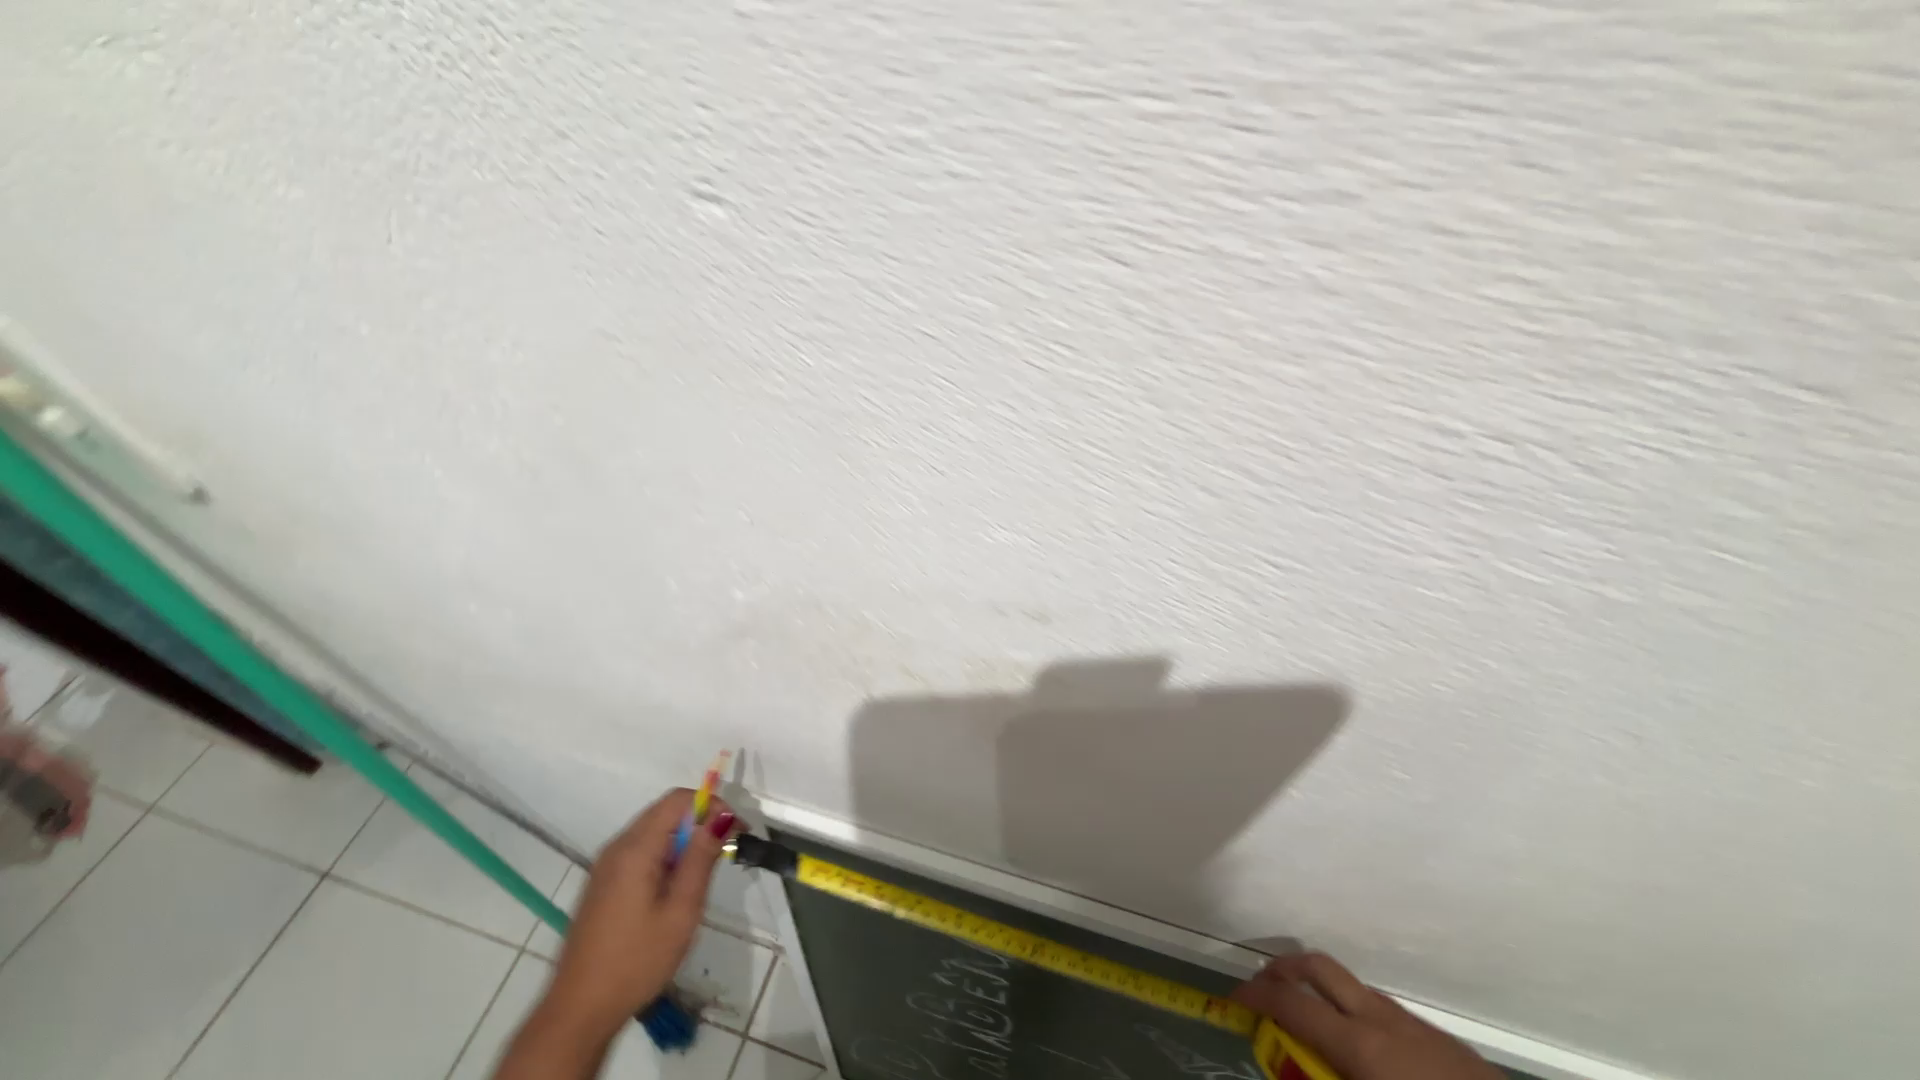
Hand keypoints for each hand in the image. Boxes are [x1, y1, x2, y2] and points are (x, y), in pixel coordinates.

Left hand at [545, 788, 737, 1034]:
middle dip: (700, 824)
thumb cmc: (637, 960)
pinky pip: (640, 853)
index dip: (711, 806)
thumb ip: (701, 858)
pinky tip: (674, 893)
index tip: (736, 832)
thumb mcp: (681, 910)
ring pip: (653, 833)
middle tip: (725, 855)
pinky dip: (665, 858)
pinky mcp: (603, 884)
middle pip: (664, 813)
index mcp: (635, 849)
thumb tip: (721, 815)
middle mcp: (617, 848)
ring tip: (702, 878)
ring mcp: (605, 866)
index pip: (677, 800)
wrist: (580, 1008)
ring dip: (683, 843)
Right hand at [1232, 953, 1500, 1079]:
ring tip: (1308, 1028)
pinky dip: (1352, 1013)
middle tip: (1262, 991)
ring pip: (1350, 986)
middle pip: (1317, 967)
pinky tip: (1358, 1051)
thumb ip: (1319, 1077)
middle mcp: (1379, 1019)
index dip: (1254, 995)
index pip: (1290, 1002)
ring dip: (1319, 992)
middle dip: (1281, 969)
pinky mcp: (1435, 1036)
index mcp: (1358, 1043)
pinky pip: (1378, 1008)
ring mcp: (1409, 1022)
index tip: (1232, 1000)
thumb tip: (1290, 1068)